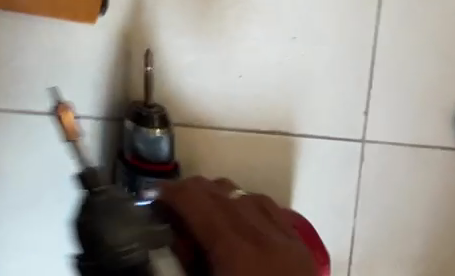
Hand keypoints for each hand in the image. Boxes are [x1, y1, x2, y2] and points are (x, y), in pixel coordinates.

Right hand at [160, 177, 320, 275]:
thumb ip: (179, 266)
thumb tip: (164, 243)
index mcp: (236, 251)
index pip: (193, 197)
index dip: (166, 193)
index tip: (151, 202)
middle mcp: (263, 237)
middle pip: (216, 189)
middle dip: (188, 195)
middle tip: (173, 217)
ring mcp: (288, 242)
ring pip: (242, 194)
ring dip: (218, 200)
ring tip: (205, 224)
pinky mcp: (303, 252)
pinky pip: (269, 210)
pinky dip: (248, 209)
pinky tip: (239, 229)